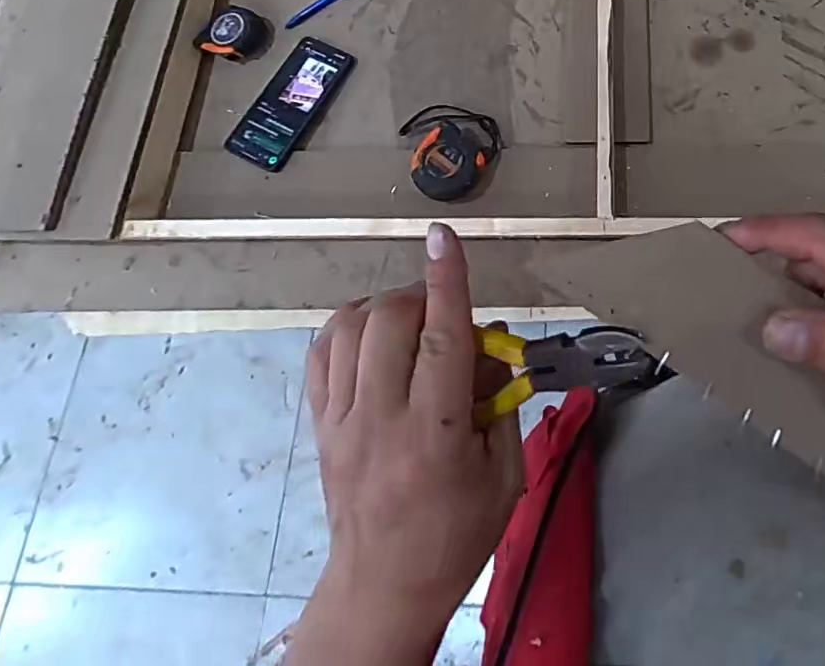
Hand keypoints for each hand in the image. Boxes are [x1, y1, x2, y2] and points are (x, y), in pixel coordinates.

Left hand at [288, 224, 523, 664]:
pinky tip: (371, 335)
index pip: (442, 338)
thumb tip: (493, 343)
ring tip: (409, 322)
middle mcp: (382, 417)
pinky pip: (321, 351)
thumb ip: (501, 400)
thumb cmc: (457, 534)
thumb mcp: (505, 472)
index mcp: (437, 432)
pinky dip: (347, 326)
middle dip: (421, 296)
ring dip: (386, 307)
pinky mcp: (319, 424)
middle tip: (442, 311)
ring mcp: (342, 419)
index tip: (443, 237)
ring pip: (351, 327)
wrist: (384, 587)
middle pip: (391, 320)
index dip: (447, 281)